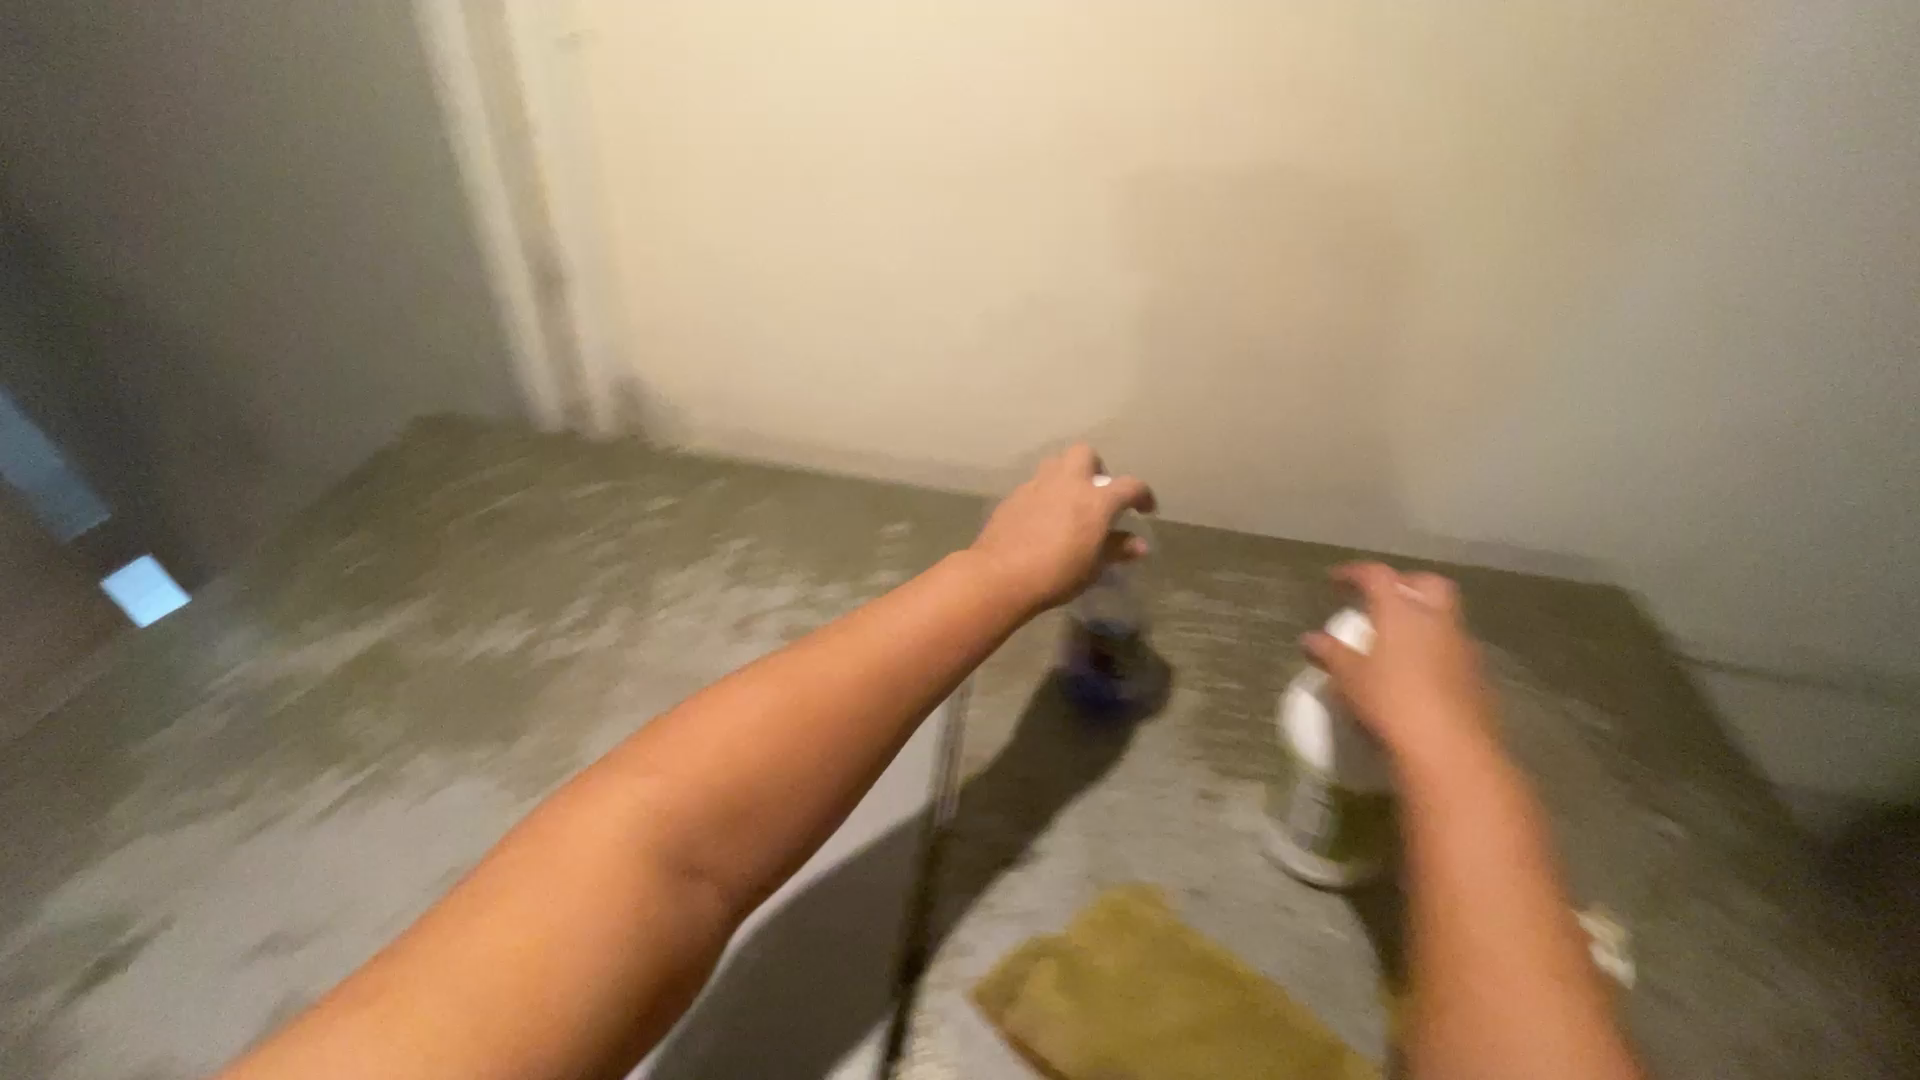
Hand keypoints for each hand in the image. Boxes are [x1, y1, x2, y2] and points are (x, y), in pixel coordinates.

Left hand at [968, 444, 1155, 613]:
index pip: (1130, 485)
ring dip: (1067, 475)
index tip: (1145, 509)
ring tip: (1069, 502)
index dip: (1143, 495)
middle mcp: (1067, 483)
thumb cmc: (1057, 574)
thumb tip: (1139, 545)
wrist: (1001, 576)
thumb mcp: (1093, 567)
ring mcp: (1037, 486)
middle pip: (1085, 454)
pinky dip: (1045, 494)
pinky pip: (1035, 485)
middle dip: (1096, 468)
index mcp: (1095, 499)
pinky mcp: (1014, 497)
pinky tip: (1042, 518)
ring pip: (1055, 463)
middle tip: (1097, 495)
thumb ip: (1117, 549)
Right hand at [1303, 563, 1498, 766]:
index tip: (1334, 580)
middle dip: (1403, 584)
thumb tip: (1310, 639)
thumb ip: (1330, 653)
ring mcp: (1463, 648)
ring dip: (1422, 619)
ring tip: (1397, 639)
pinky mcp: (1478, 677)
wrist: (1451, 748)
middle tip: (1381, 600)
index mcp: (1402, 612)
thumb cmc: (1391, 702)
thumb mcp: (1348, 678)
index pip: (1378, 576)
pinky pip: (1453, 649)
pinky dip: (1434, 650)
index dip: (1354, 573)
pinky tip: (1417, 673)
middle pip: (1427, 584)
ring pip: (1445, 617)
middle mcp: (1438, 620)